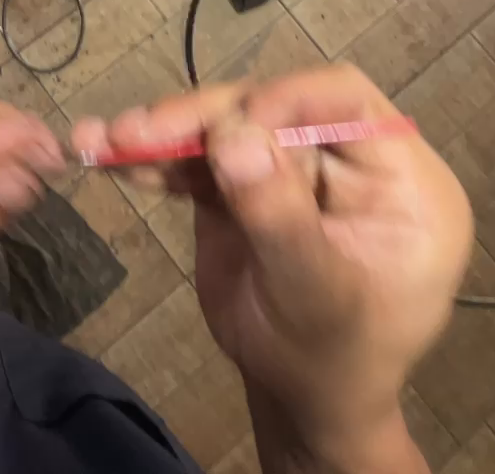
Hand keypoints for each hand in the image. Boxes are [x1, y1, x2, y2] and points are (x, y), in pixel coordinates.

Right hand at [71, 65, 471, 468]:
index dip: (281, 98)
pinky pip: (191, 156)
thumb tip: (232, 135)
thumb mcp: (313, 296)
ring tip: (99, 140)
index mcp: (394, 178)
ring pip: (219, 125)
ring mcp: (284, 166)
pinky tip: (108, 161)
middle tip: (133, 132)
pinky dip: (149, 159)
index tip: (224, 129)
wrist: (294, 397)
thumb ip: (278, 216)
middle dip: (196, 118)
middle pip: (263, 106)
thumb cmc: (328, 357)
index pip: (341, 101)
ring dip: (158, 133)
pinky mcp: (236, 180)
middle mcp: (339, 158)